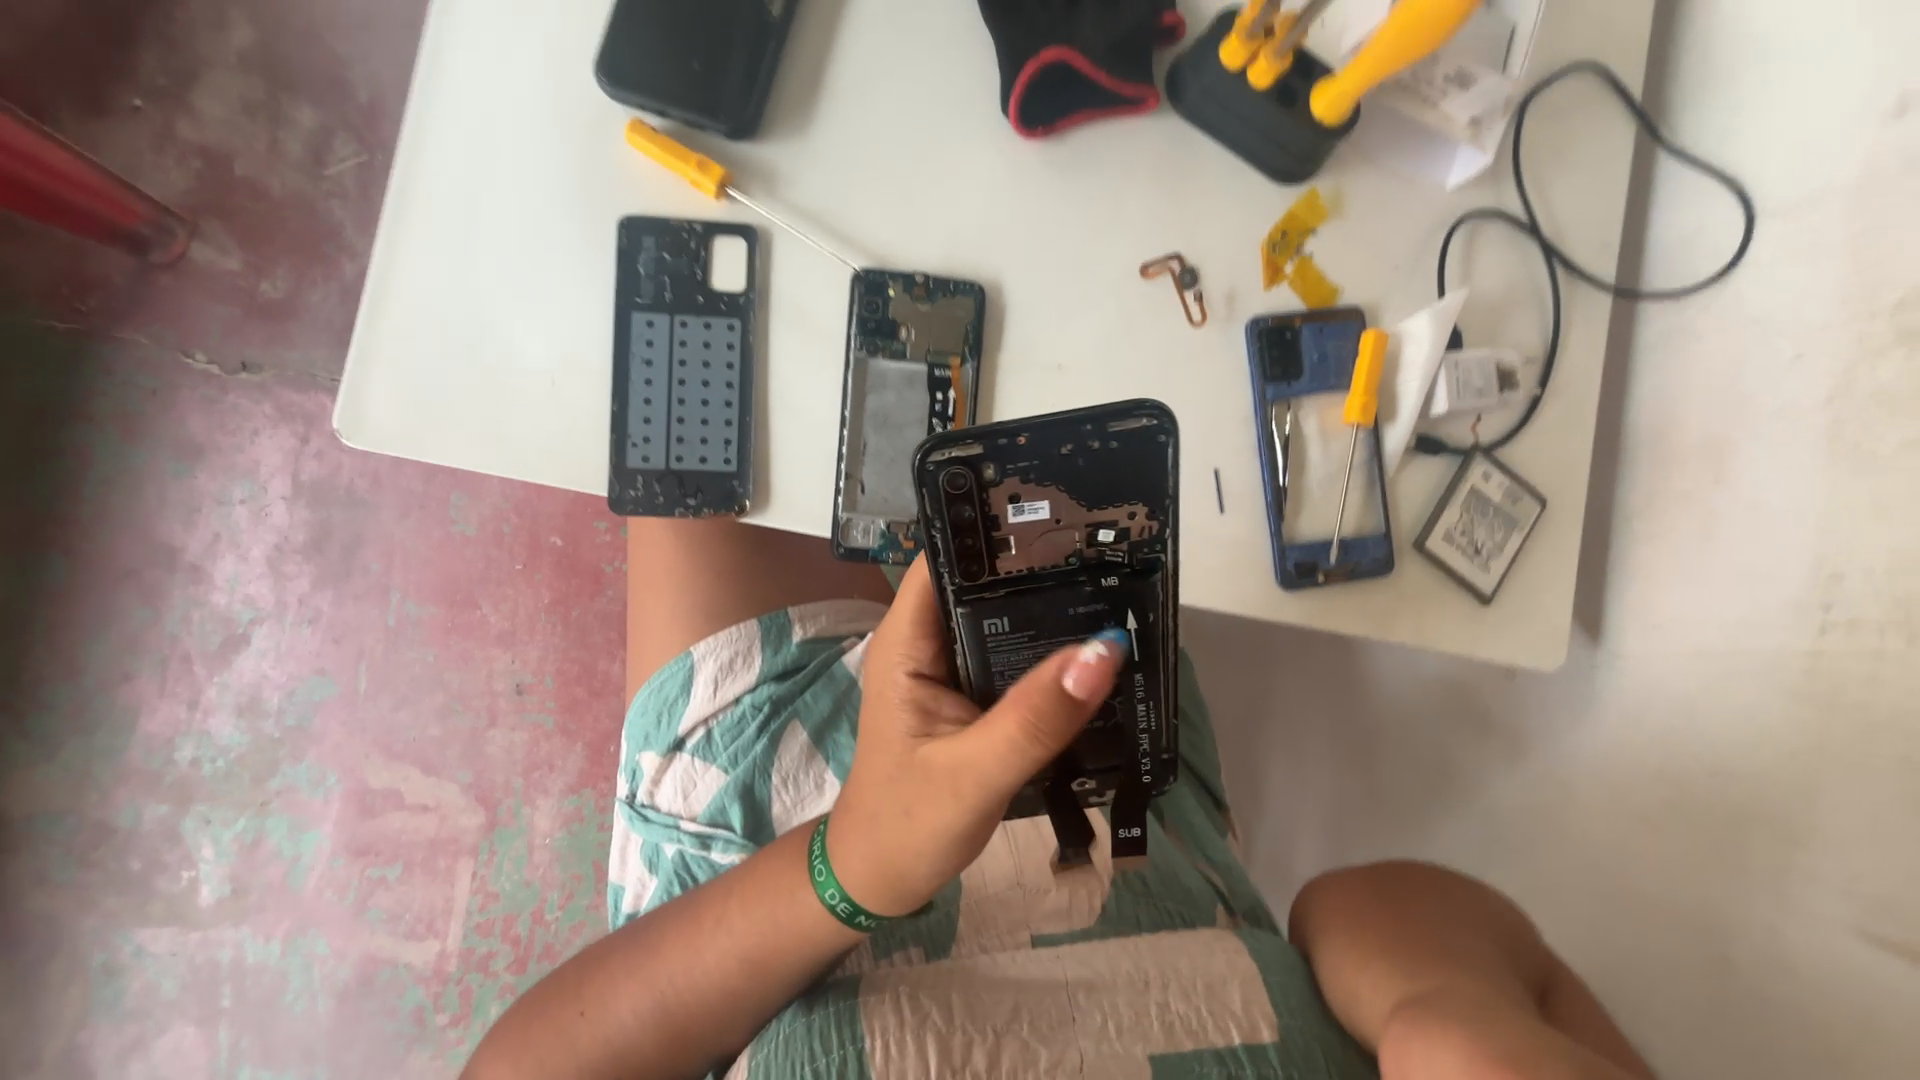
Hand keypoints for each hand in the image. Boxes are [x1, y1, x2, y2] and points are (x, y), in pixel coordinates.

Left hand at [825, 560, 1127, 916]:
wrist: (881, 878)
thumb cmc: (908, 825)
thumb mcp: (975, 774)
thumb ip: (1036, 717)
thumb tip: (1104, 650)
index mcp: (906, 642)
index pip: (944, 559)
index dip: (994, 532)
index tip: (1060, 517)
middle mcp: (926, 644)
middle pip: (981, 583)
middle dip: (1036, 567)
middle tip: (1110, 551)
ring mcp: (949, 671)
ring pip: (1001, 620)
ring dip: (1047, 610)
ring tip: (1116, 587)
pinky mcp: (971, 698)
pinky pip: (1012, 658)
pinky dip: (1047, 652)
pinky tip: (1094, 651)